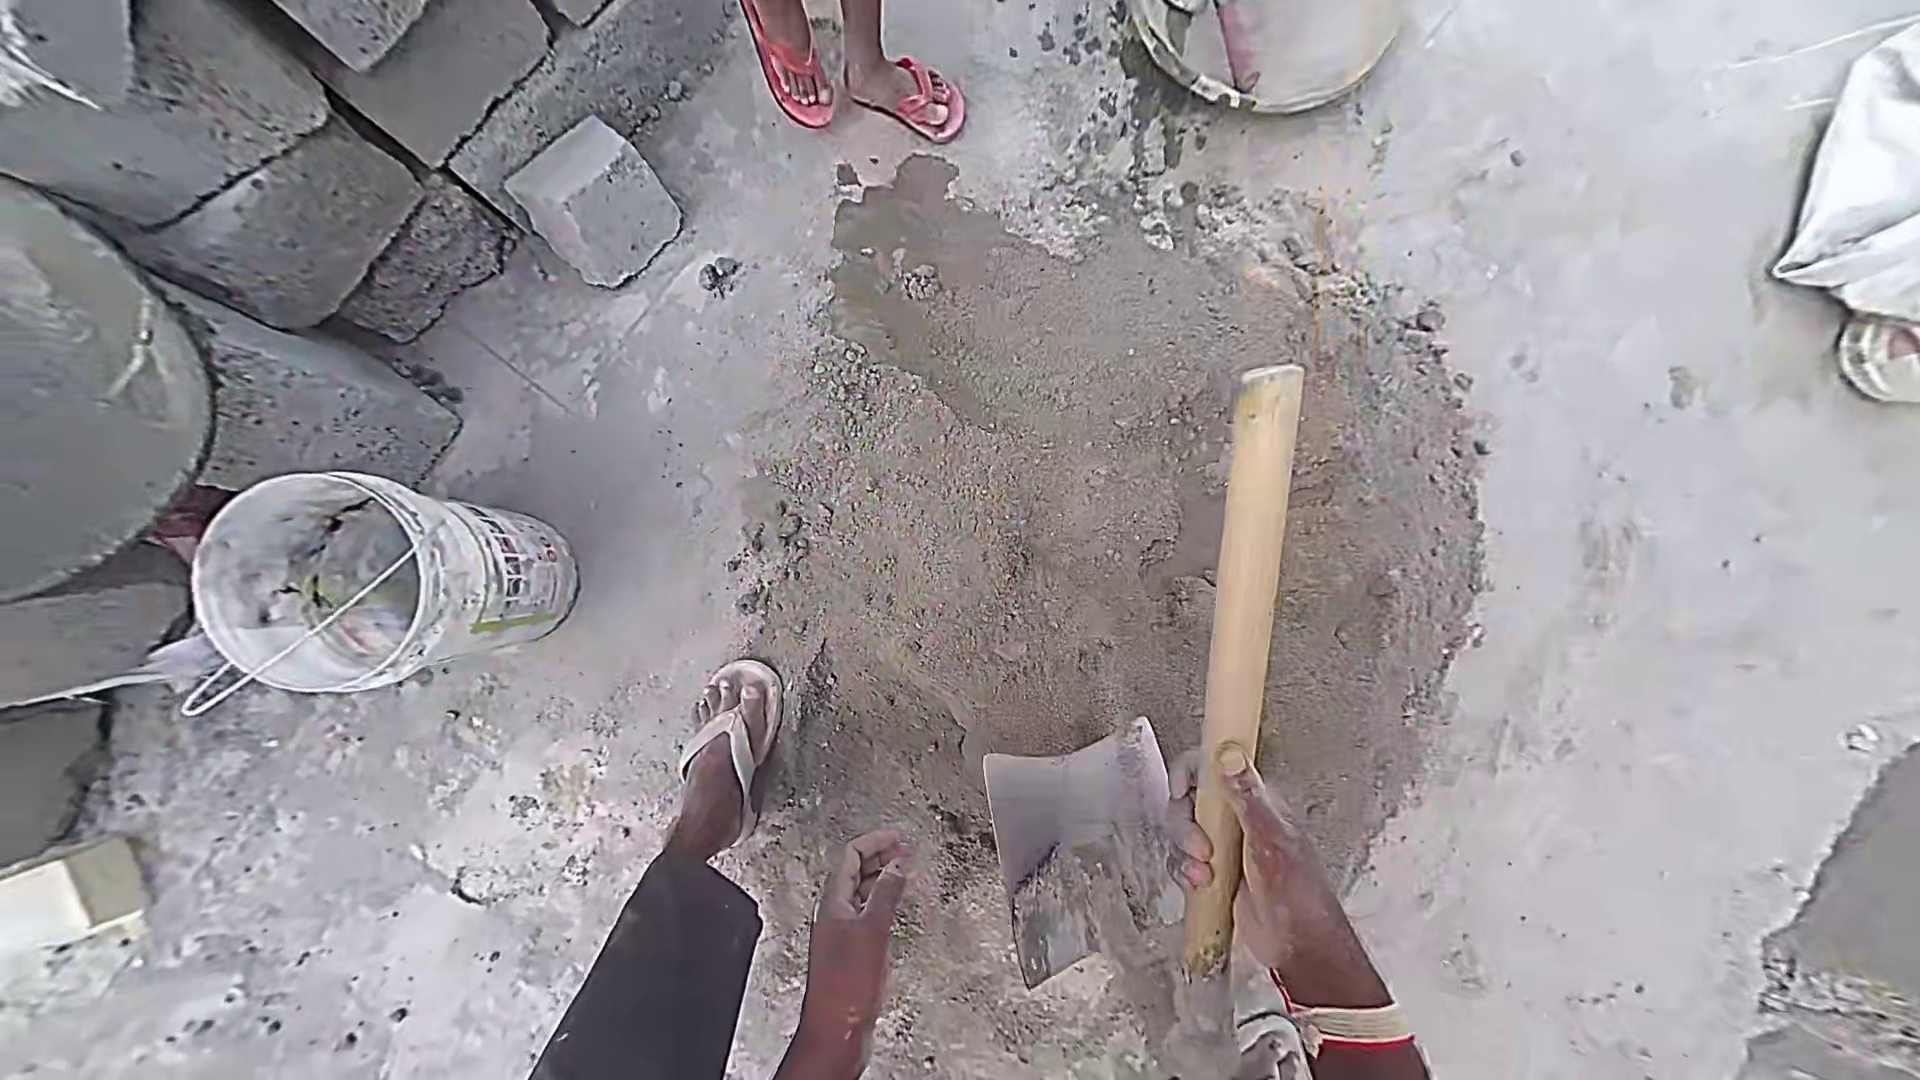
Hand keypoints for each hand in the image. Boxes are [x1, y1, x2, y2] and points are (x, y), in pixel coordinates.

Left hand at [782, 829, 910, 1078]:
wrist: (837, 1032)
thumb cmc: (846, 986)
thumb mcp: (872, 931)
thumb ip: (885, 894)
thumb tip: (897, 865)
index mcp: (833, 902)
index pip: (851, 855)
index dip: (874, 841)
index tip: (896, 836)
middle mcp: (835, 912)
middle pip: (856, 870)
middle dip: (881, 856)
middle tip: (905, 850)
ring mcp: (843, 931)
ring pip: (863, 890)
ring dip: (883, 877)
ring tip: (905, 871)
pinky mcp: (853, 949)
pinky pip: (869, 911)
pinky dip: (884, 900)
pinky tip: (897, 905)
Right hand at [1167, 749, 1386, 1006]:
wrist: (1299, 948)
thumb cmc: (1297, 893)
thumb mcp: (1271, 838)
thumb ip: (1247, 795)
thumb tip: (1229, 753)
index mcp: (1253, 799)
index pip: (1212, 766)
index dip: (1190, 773)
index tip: (1182, 791)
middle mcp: (1235, 816)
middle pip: (1189, 800)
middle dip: (1185, 824)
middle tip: (1201, 848)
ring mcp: (1223, 844)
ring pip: (1181, 830)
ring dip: (1184, 852)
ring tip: (1204, 872)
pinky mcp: (1213, 869)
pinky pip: (1181, 859)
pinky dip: (1184, 871)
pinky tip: (1200, 884)